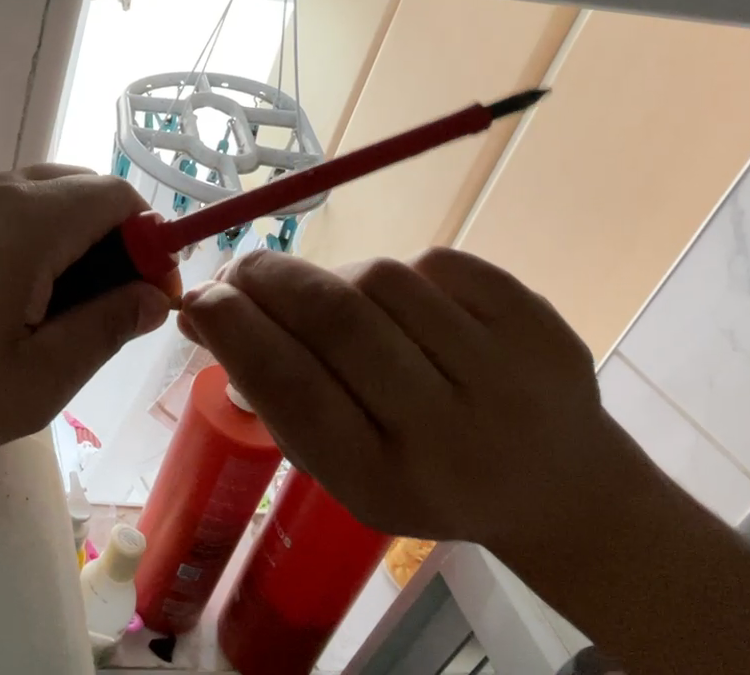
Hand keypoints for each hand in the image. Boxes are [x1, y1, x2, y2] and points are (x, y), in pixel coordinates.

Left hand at [0, 166, 171, 491]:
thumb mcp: (34, 382)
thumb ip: (106, 327)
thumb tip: (150, 296)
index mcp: (23, 217)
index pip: (116, 196)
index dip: (147, 243)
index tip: (142, 302)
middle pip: (72, 188)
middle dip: (103, 242)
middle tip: (91, 316)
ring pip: (23, 198)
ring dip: (53, 243)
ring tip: (32, 318)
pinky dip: (6, 241)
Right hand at [180, 248, 652, 555]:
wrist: (553, 485)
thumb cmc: (413, 471)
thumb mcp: (332, 458)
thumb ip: (266, 386)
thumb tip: (196, 311)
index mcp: (383, 481)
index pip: (292, 386)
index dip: (236, 329)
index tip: (199, 298)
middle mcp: (450, 436)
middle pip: (336, 320)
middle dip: (270, 279)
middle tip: (240, 269)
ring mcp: (507, 378)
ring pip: (381, 279)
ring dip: (335, 277)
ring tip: (336, 301)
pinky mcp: (543, 328)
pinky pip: (438, 263)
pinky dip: (401, 273)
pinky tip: (406, 308)